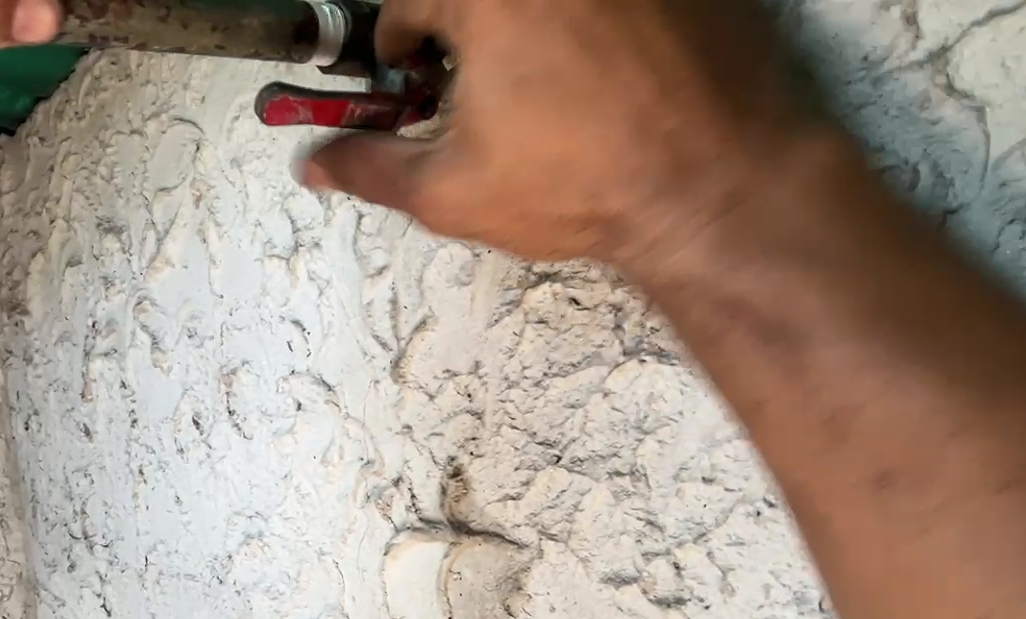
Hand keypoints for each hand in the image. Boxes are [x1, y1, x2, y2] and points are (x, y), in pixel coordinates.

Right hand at [303, 0, 831, 276]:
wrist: (711, 182)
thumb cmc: (574, 185)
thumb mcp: (448, 192)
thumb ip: (370, 169)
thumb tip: (313, 164)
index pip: (408, 3)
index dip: (397, 49)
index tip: (406, 78)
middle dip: (456, 31)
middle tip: (468, 87)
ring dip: (517, 27)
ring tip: (535, 86)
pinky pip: (599, 0)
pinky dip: (579, 23)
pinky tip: (594, 73)